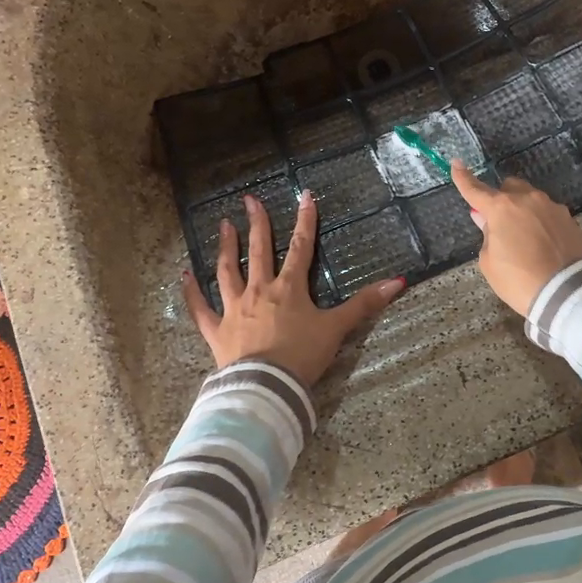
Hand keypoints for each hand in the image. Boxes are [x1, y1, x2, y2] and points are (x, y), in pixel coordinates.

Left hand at [181, 191, 404, 385]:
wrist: (265, 387)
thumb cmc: (302, 356)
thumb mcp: (336, 329)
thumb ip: (364, 304)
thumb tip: (398, 281)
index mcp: (289, 288)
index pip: (301, 248)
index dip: (305, 221)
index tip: (304, 195)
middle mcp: (259, 291)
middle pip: (259, 251)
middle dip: (257, 223)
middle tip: (249, 200)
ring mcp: (234, 309)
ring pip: (227, 271)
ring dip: (226, 247)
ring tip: (222, 226)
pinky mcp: (216, 331)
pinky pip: (200, 309)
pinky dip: (191, 293)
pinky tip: (183, 276)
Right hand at [451, 160, 581, 315]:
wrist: (566, 292)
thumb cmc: (519, 279)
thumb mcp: (490, 263)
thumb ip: (486, 235)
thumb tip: (486, 218)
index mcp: (502, 208)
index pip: (476, 189)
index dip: (463, 178)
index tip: (456, 164)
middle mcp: (528, 200)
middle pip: (509, 187)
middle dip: (501, 199)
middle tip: (499, 224)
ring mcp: (551, 207)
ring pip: (531, 199)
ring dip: (523, 211)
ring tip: (525, 239)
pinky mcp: (569, 219)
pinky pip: (548, 213)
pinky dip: (541, 223)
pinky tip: (543, 244)